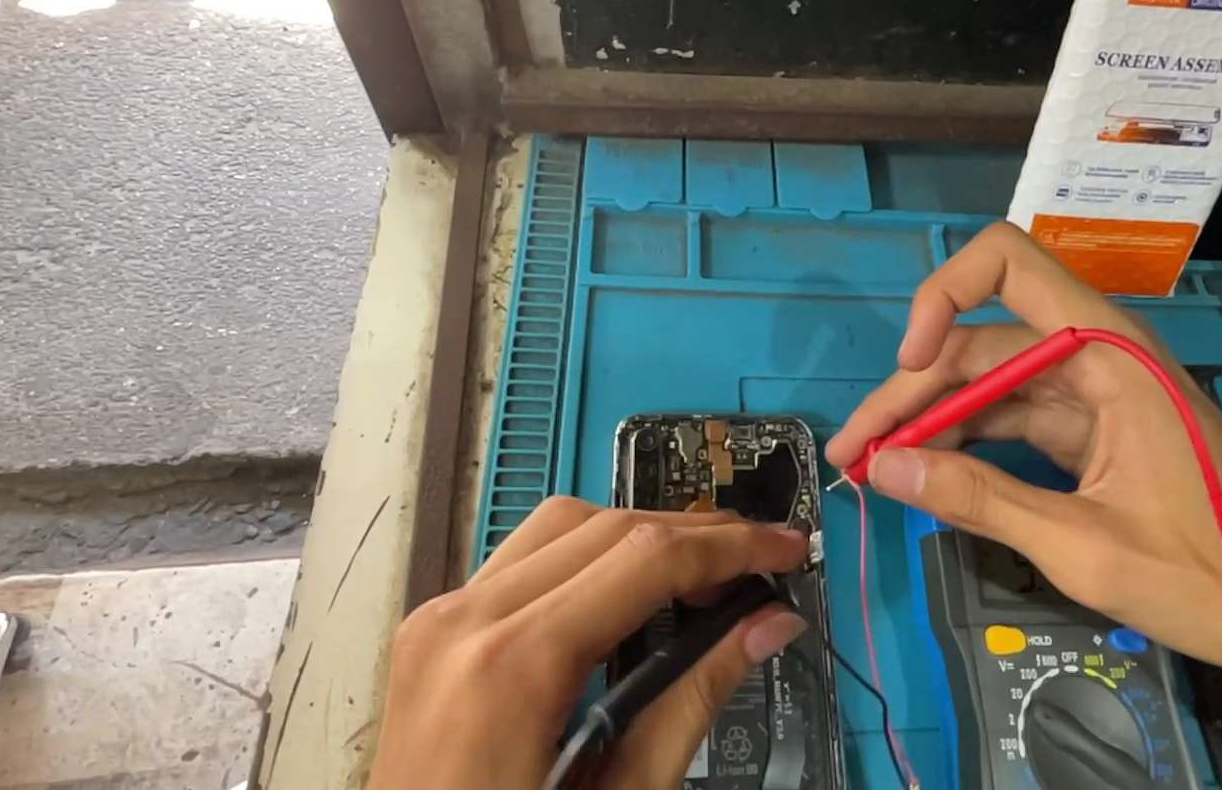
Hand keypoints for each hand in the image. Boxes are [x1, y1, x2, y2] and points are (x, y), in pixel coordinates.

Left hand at [370, 498, 808, 789]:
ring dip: (641, 533)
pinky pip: (524, 556)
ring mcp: (441, 614)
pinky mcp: (434, 623)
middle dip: (695, 534)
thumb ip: (693, 698)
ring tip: (699, 570)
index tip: (786, 548)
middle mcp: (467, 617)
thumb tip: (769, 621)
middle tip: (758, 559)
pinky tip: (624, 586)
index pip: (645, 560)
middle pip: (607, 527)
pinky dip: (588, 552)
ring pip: (564, 523)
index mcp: (512, 666)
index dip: (730, 546)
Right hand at [825, 223, 1221, 690]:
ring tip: (873, 467)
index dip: (944, 294)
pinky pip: (1005, 418)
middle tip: (857, 452)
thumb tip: (885, 467)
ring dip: (927, 421)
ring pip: (983, 381)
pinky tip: (923, 471)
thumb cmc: (1219, 578)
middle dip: (911, 392)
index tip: (910, 361)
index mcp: (1106, 351)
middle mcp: (1091, 354)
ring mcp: (1088, 392)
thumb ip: (979, 500)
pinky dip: (961, 442)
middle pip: (976, 341)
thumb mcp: (1086, 547)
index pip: (1008, 264)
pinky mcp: (1086, 428)